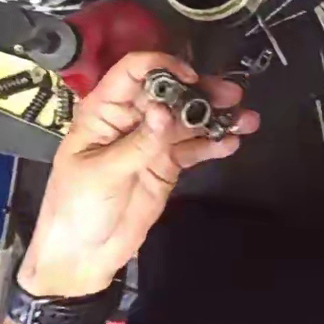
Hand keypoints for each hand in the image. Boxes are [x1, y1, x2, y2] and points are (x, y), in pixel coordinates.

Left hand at [20, 52, 258, 296]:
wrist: (83, 256)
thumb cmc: (77, 208)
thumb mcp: (103, 173)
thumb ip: (139, 142)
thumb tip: (164, 110)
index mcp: (106, 111)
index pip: (133, 72)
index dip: (162, 67)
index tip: (190, 78)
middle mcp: (133, 118)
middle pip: (171, 92)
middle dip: (203, 91)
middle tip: (232, 96)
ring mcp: (154, 140)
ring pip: (189, 118)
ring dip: (218, 116)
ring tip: (246, 120)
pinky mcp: (169, 162)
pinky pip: (196, 147)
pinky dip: (215, 143)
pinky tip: (231, 143)